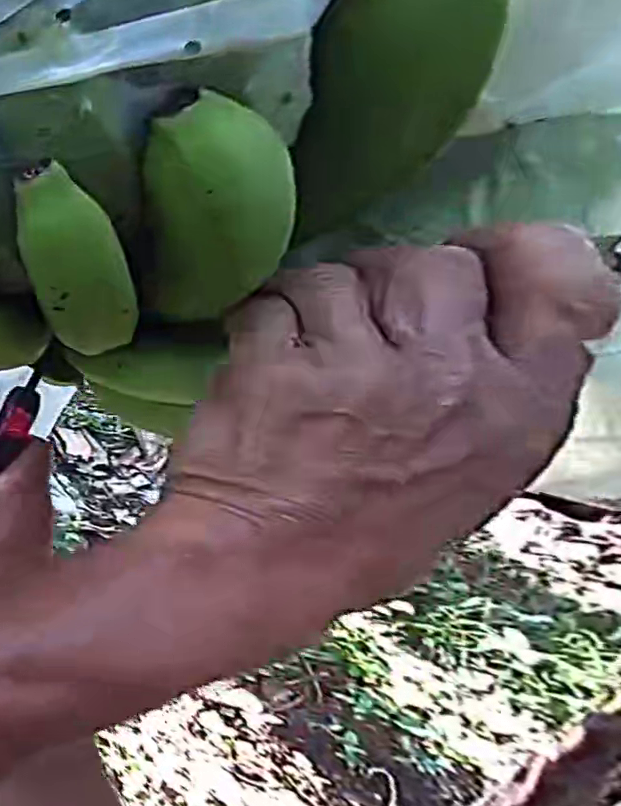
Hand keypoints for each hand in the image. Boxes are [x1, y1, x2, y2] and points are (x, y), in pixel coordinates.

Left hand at [167, 223, 617, 621]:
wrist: (268, 556)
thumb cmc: (368, 526)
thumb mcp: (479, 464)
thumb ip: (491, 387)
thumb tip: (474, 321)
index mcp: (524, 396)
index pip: (554, 273)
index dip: (503, 249)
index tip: (461, 259)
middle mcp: (449, 370)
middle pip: (427, 262)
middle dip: (381, 274)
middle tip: (347, 312)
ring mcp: (355, 365)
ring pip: (336, 275)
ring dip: (306, 294)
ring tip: (292, 332)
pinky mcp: (273, 368)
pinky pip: (266, 304)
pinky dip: (253, 315)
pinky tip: (251, 343)